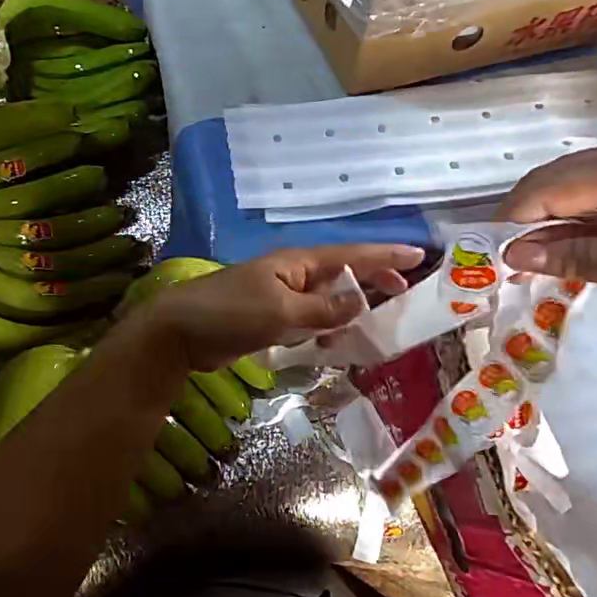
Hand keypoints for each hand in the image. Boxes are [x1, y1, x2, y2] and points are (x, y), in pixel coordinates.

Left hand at [136, 244, 424, 370]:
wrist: (179, 332)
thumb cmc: (229, 313)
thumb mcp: (280, 311)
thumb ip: (323, 309)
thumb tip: (363, 303)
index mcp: (298, 263)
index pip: (351, 255)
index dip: (385, 257)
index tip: (417, 255)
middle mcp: (295, 275)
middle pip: (344, 273)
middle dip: (375, 280)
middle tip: (405, 292)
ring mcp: (283, 295)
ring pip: (330, 298)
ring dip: (354, 305)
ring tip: (382, 317)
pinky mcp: (273, 317)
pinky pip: (313, 318)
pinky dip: (331, 326)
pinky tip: (341, 340)